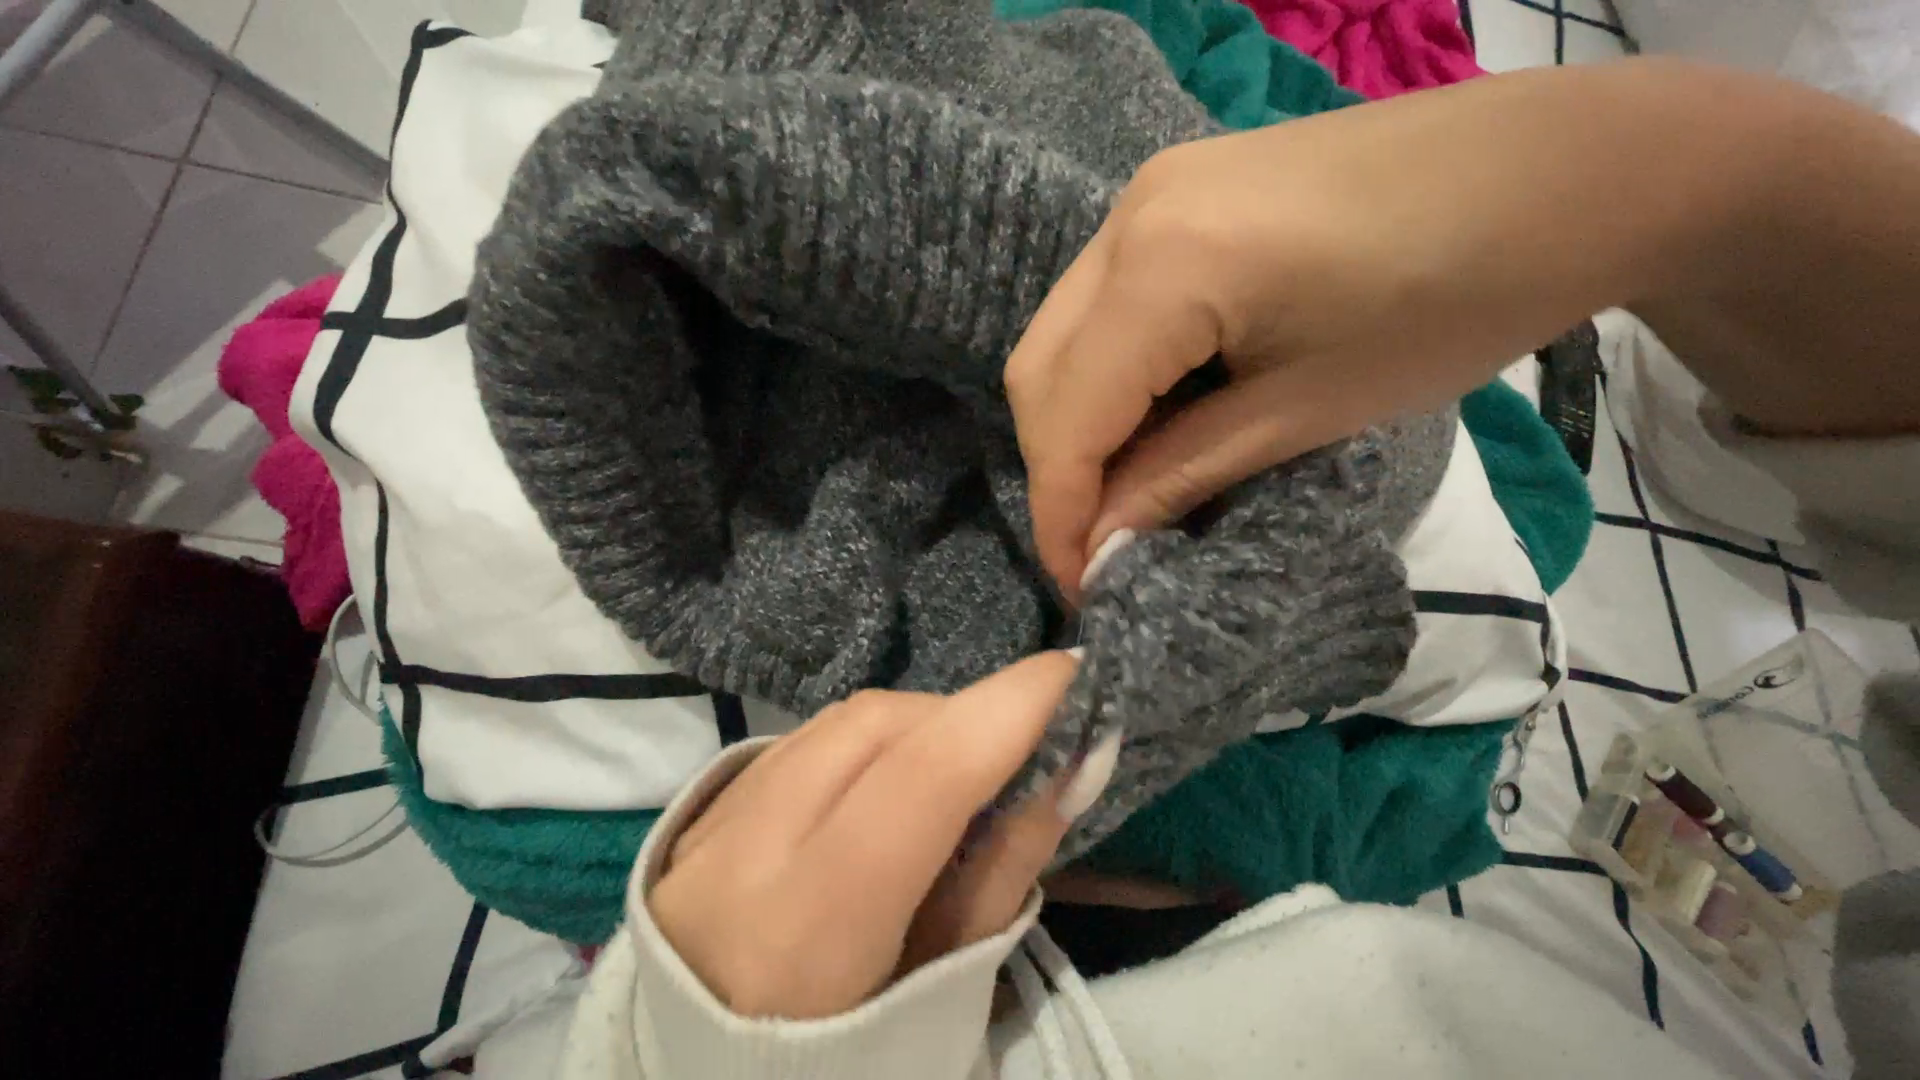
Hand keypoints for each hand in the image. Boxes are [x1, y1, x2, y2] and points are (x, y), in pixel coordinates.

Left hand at [649, 652, 1107, 1019]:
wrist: (706, 1071)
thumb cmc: (847, 1053)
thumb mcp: (943, 986)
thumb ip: (1003, 871)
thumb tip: (1066, 767)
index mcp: (807, 931)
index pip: (917, 781)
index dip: (1004, 712)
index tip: (1069, 672)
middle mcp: (743, 856)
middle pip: (875, 728)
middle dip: (964, 713)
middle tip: (1019, 735)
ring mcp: (710, 826)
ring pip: (836, 722)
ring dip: (917, 721)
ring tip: (959, 763)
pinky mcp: (703, 811)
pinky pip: (803, 738)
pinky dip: (867, 736)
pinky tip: (890, 773)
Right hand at [1006, 62, 1756, 594]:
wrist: (1556, 171)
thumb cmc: (1453, 302)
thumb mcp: (1306, 412)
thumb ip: (1181, 475)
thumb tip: (1097, 545)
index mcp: (1166, 268)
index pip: (1066, 416)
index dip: (1059, 513)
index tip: (1077, 587)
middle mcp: (1128, 219)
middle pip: (1038, 372)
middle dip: (1057, 471)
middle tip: (1097, 544)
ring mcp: (1144, 196)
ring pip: (1059, 337)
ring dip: (1078, 422)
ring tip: (1127, 487)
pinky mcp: (1169, 195)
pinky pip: (1100, 304)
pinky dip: (1108, 374)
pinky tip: (1151, 412)